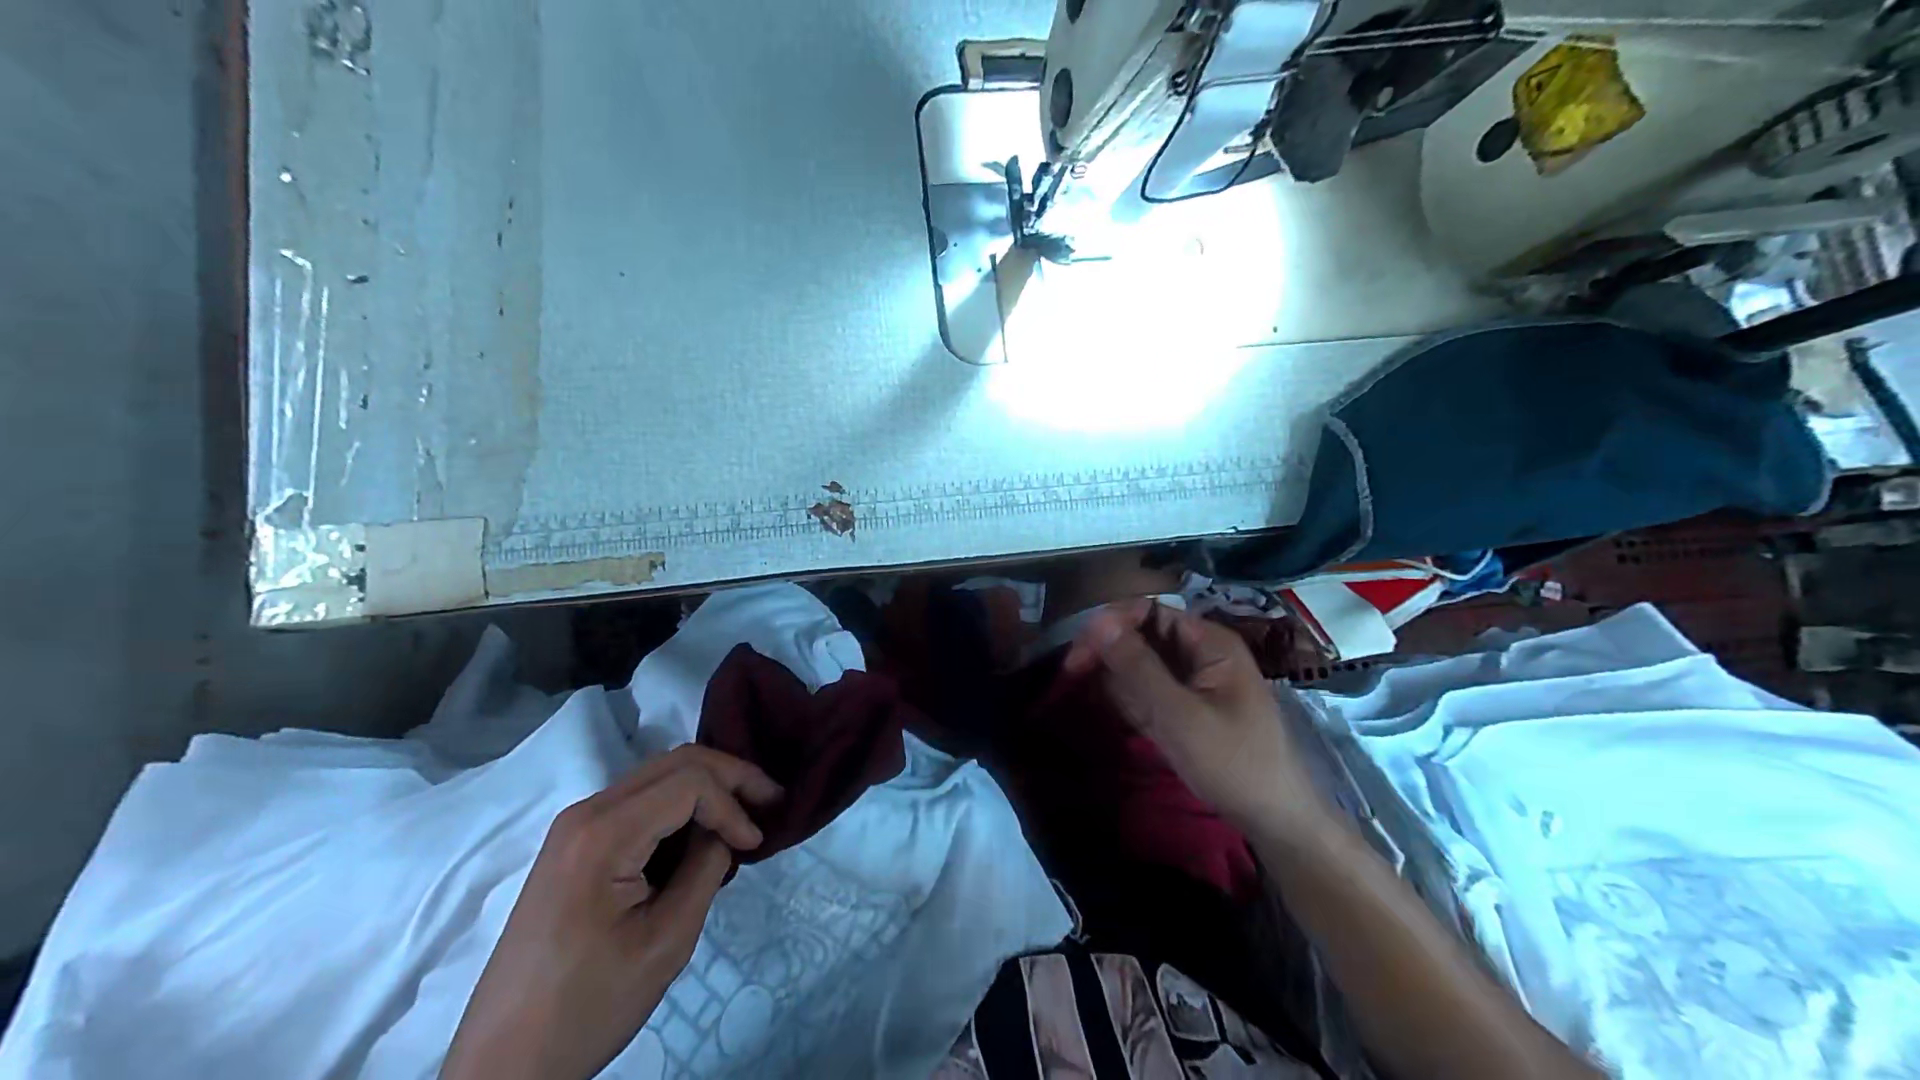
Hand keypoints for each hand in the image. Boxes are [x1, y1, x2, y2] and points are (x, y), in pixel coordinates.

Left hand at [441, 746, 781, 1079]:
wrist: (503, 1062)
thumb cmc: (588, 1005)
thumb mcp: (666, 940)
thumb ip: (705, 868)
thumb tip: (726, 832)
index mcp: (602, 833)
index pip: (689, 782)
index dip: (734, 803)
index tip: (757, 845)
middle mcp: (585, 812)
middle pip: (675, 763)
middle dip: (731, 777)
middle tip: (772, 802)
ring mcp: (576, 827)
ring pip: (659, 778)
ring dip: (708, 791)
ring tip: (745, 818)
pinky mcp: (576, 845)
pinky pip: (641, 804)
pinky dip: (681, 810)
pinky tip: (704, 836)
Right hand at [1063, 599, 1327, 832]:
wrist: (1275, 822)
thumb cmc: (1234, 765)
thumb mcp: (1180, 716)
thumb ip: (1138, 667)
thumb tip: (1098, 622)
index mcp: (1208, 642)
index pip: (1147, 611)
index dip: (1109, 626)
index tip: (1077, 657)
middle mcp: (1199, 652)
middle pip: (1139, 635)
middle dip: (1108, 655)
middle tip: (1074, 681)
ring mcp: (1191, 680)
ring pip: (1138, 664)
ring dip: (1117, 682)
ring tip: (1111, 711)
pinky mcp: (1183, 706)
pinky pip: (1146, 690)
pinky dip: (1130, 701)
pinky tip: (1129, 722)